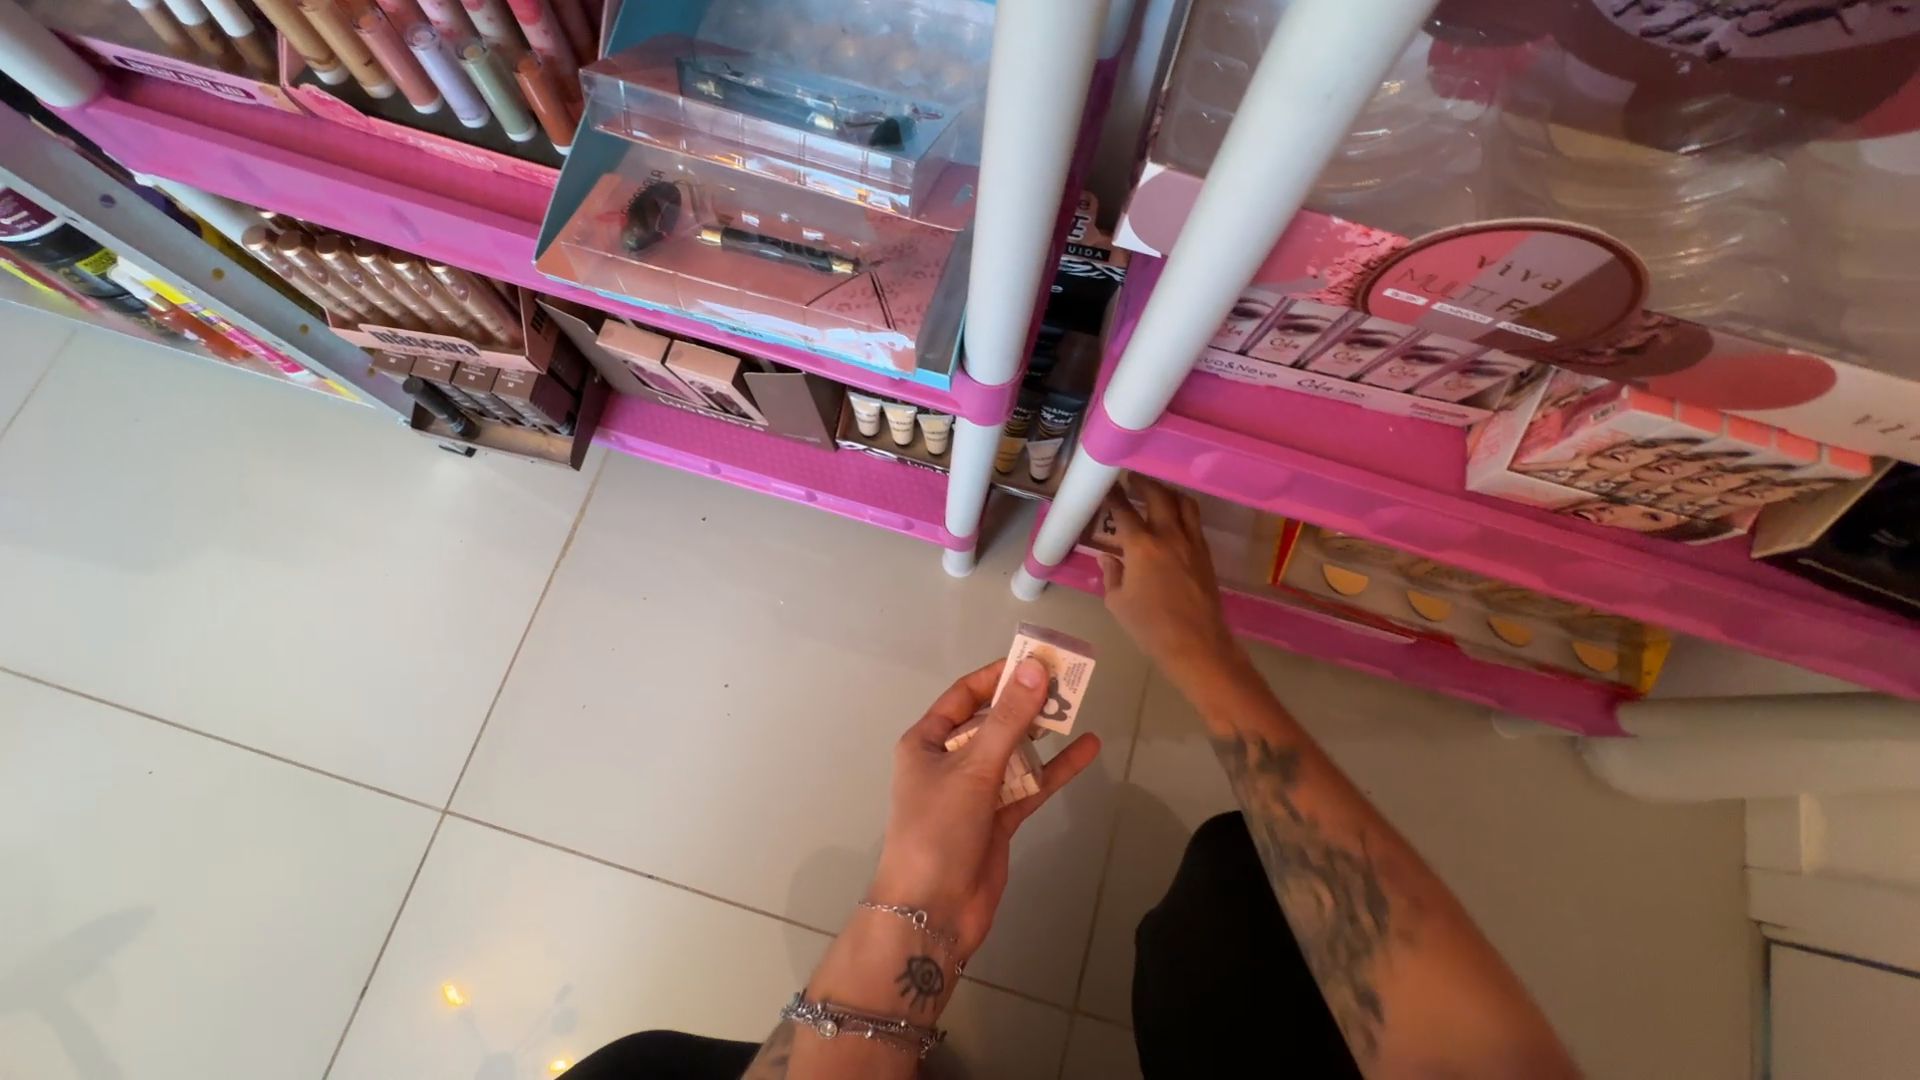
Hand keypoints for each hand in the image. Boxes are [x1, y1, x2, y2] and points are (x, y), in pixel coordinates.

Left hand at [869, 658, 1100, 958]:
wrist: (933, 913)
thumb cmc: (938, 830)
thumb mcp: (973, 769)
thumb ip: (1008, 720)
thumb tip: (1034, 669)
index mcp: (927, 742)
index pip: (965, 695)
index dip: (999, 675)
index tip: (1036, 660)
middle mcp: (950, 761)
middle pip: (993, 721)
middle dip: (1026, 702)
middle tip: (1066, 681)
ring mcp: (975, 791)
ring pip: (1014, 753)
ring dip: (1043, 734)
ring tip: (1078, 707)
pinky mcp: (997, 818)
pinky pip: (1029, 785)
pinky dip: (1055, 770)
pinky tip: (1086, 749)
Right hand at [1098, 477, 1238, 680]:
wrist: (1196, 645)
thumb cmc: (1149, 627)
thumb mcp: (1117, 602)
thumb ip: (1111, 574)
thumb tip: (1107, 557)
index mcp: (1141, 547)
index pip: (1124, 512)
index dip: (1114, 497)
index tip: (1108, 486)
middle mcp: (1169, 536)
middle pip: (1159, 497)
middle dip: (1144, 484)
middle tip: (1132, 479)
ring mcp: (1192, 544)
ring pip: (1184, 505)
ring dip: (1168, 493)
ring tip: (1157, 492)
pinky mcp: (1206, 555)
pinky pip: (1195, 523)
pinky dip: (1183, 512)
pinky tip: (1175, 519)